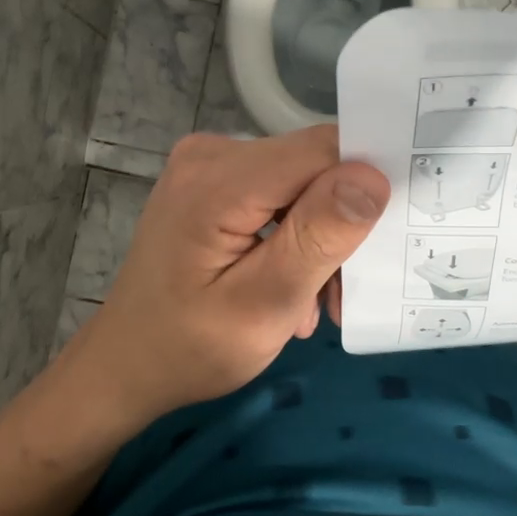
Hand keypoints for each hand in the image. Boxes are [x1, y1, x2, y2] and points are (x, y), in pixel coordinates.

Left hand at [65, 126, 390, 423]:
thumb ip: (317, 238)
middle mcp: (212, 154)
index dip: (366, 183)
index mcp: (219, 179)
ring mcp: (208, 167)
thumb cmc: (191, 349)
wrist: (127, 366)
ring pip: (301, 185)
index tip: (389, 236)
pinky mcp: (211, 185)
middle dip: (339, 228)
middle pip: (313, 167)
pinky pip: (278, 196)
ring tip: (310, 304)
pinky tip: (288, 288)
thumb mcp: (263, 304)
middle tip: (338, 296)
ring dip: (318, 242)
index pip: (324, 149)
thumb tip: (373, 178)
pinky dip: (293, 239)